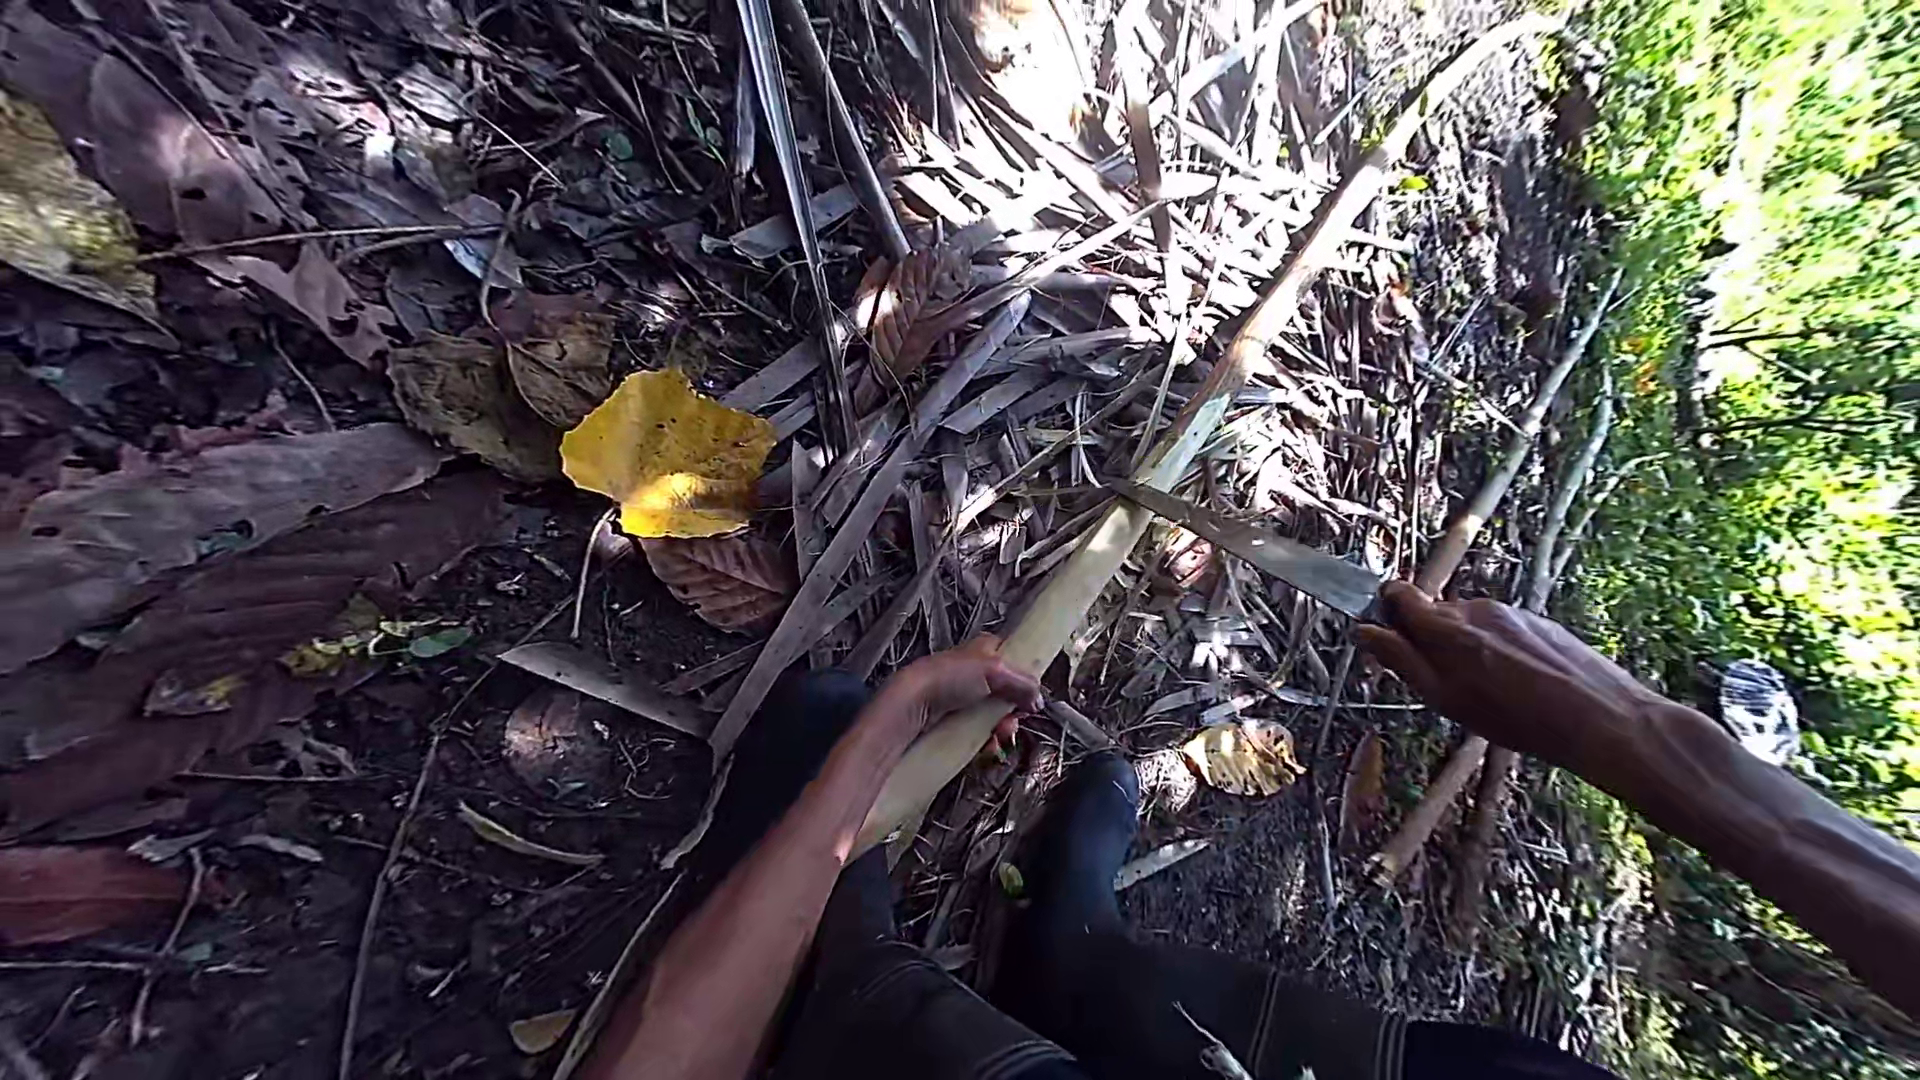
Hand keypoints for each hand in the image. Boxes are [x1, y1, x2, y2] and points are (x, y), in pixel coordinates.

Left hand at [864, 636, 1042, 747]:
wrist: (911, 703)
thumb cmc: (950, 676)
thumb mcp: (994, 670)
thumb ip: (1022, 683)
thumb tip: (1039, 700)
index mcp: (982, 650)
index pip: (1012, 659)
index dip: (1023, 678)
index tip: (1031, 696)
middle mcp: (973, 672)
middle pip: (1006, 693)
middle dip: (1013, 711)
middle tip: (1011, 722)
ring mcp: (962, 698)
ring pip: (993, 715)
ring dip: (1001, 729)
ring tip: (999, 737)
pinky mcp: (952, 721)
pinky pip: (977, 732)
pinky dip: (986, 741)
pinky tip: (987, 747)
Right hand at [1354, 581, 1662, 768]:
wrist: (1607, 720)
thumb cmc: (1514, 716)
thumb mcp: (1441, 695)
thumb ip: (1398, 658)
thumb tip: (1363, 630)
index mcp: (1442, 625)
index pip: (1397, 592)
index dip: (1386, 609)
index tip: (1390, 634)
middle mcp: (1472, 608)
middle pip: (1433, 613)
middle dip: (1430, 638)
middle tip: (1445, 679)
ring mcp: (1510, 613)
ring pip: (1468, 623)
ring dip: (1466, 646)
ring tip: (1489, 687)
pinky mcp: (1541, 623)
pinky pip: (1502, 629)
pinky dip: (1498, 649)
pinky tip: (1519, 683)